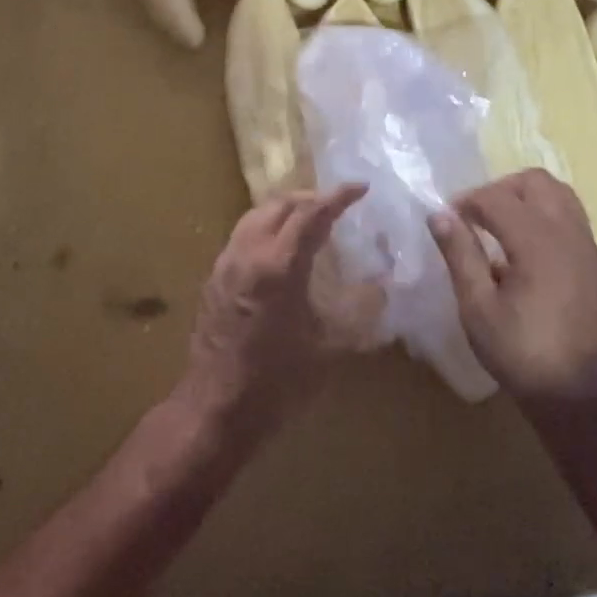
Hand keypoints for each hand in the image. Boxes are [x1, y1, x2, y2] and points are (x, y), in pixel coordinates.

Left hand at [182, 184, 368, 427]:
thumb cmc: (277, 382)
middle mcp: (247, 254)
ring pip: (255, 217)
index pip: (311, 213)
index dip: (339, 196)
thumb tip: (383, 286)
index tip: (361, 188)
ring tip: (311, 222)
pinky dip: (267, 229)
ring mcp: (225, 265)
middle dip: (310, 197)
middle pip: (279, 204)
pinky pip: (242, 237)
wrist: (216, 408)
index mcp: (278, 265)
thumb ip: (359, 310)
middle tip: (337, 205)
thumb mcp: (330, 347)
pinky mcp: (213, 281)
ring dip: (285, 210)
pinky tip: (282, 252)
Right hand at [428, 169, 596, 402]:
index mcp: (537, 242)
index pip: (497, 198)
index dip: (467, 202)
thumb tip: (439, 214)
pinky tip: (526, 249)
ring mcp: (588, 245)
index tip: (448, 219)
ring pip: (560, 193)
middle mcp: (568, 233)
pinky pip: (572, 217)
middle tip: (476, 217)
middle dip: (500, 189)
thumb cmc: (517, 350)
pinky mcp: (596, 261)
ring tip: (501, 226)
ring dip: (526, 198)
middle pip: (535, 181)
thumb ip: (460, 254)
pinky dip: (546, 215)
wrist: (572, 389)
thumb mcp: (476, 306)